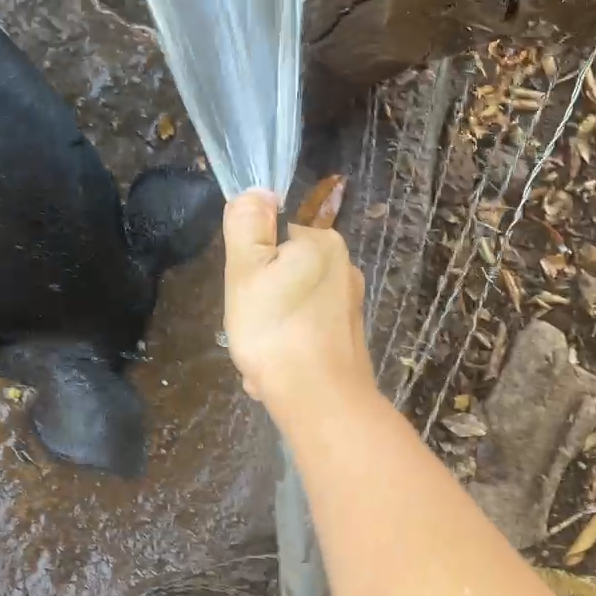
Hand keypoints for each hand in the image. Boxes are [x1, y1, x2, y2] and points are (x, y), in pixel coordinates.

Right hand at [222, 189, 370, 413]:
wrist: (322, 404)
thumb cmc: (276, 331)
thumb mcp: (246, 270)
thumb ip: (247, 225)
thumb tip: (257, 191)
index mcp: (322, 243)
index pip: (274, 236)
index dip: (252, 264)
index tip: (247, 293)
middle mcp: (343, 267)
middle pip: (283, 270)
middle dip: (262, 298)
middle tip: (250, 325)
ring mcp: (349, 305)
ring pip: (291, 304)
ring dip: (271, 326)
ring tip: (261, 354)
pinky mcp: (349, 336)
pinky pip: (305, 331)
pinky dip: (287, 346)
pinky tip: (277, 372)